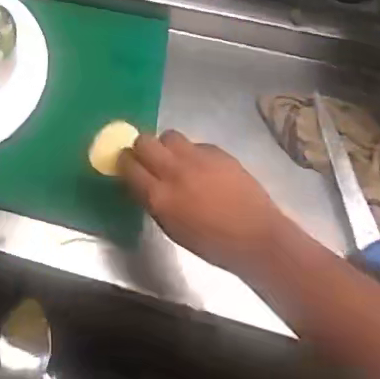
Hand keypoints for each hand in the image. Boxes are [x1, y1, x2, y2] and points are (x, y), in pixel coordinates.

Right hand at [120, 131, 294, 273]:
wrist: (256, 236)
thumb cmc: (211, 243)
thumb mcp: (172, 228)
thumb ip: (153, 201)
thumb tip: (143, 184)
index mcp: (159, 197)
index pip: (128, 165)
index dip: (123, 162)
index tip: (125, 165)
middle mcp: (174, 171)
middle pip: (144, 141)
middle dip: (141, 147)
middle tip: (147, 159)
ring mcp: (198, 158)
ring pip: (169, 136)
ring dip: (166, 146)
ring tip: (175, 160)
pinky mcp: (218, 152)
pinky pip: (195, 144)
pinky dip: (191, 153)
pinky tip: (201, 168)